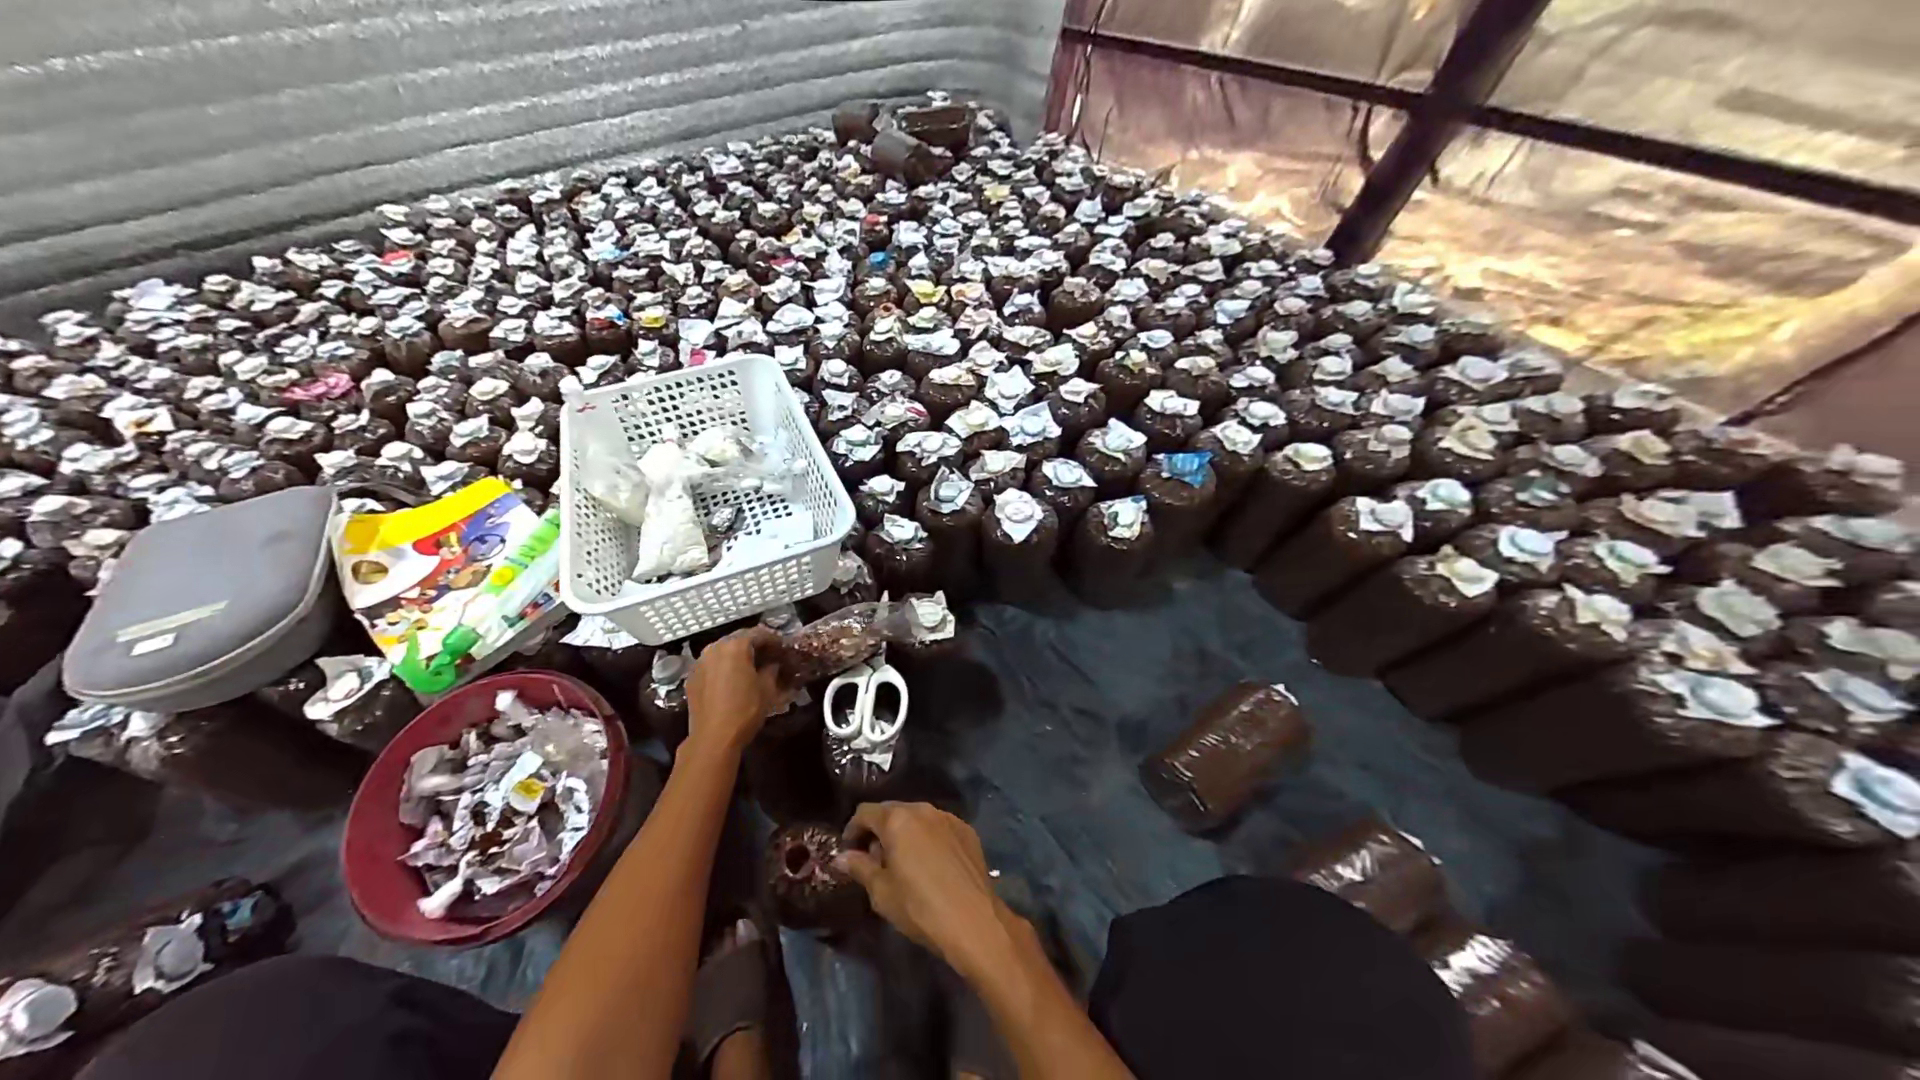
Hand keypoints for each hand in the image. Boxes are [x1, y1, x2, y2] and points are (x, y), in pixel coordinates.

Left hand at [685, 627, 786, 754]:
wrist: (713, 737)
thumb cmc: (745, 710)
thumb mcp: (768, 688)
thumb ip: (771, 669)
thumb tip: (772, 664)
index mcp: (735, 646)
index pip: (758, 634)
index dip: (774, 640)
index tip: (783, 648)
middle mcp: (714, 648)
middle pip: (738, 639)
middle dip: (754, 646)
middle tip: (769, 656)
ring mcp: (700, 662)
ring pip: (723, 651)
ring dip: (737, 656)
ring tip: (750, 667)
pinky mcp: (692, 677)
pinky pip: (712, 665)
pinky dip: (724, 667)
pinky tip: (732, 679)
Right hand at [836, 802, 1014, 977]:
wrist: (974, 921)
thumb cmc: (919, 907)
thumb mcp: (881, 892)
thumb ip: (860, 867)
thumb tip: (841, 856)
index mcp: (897, 819)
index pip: (865, 812)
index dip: (852, 830)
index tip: (849, 852)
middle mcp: (923, 809)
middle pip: (892, 811)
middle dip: (879, 831)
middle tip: (874, 860)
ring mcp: (949, 818)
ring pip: (917, 818)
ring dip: (904, 833)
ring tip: (903, 863)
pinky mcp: (967, 831)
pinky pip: (939, 827)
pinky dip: (928, 838)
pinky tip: (930, 864)